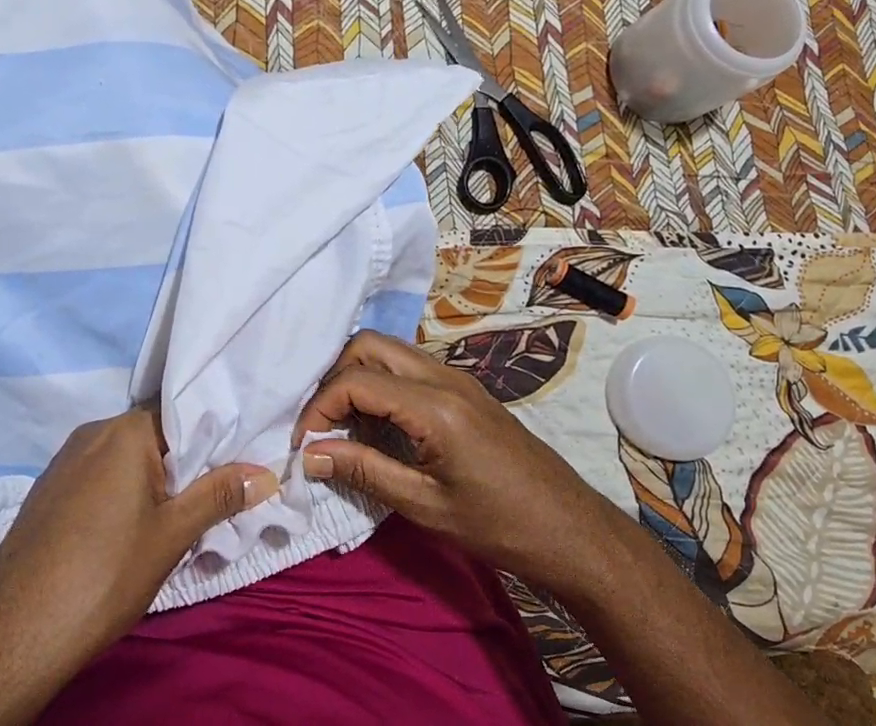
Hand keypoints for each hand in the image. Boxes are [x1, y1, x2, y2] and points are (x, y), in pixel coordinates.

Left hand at [0, 407, 277, 709]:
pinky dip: (122, 498)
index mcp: (123, 430)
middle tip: (216, 500)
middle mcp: (91, 434)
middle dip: (184, 467)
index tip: (239, 463)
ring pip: (124, 463)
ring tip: (179, 522)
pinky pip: (98, 481)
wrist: (17, 630)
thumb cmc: (105, 573)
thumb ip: (219, 496)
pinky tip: (131, 534)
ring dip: (153, 486)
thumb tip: (266, 472)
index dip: (213, 440)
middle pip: (153, 440)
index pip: (181, 415)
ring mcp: (63, 463)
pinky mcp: (47, 493)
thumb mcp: (172, 535)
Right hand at [292, 330, 606, 584]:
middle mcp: (445, 377)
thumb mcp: (425, 506)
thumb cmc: (499, 526)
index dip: (319, 408)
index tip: (305, 445)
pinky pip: (411, 369)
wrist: (570, 530)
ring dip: (359, 378)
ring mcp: (459, 379)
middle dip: (335, 378)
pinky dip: (383, 385)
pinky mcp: (466, 391)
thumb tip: (310, 455)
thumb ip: (364, 472)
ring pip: (390, 352)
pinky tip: (378, 426)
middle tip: (323, 426)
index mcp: (435, 406)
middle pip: (370, 346)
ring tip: (344, 427)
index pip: (355, 380)